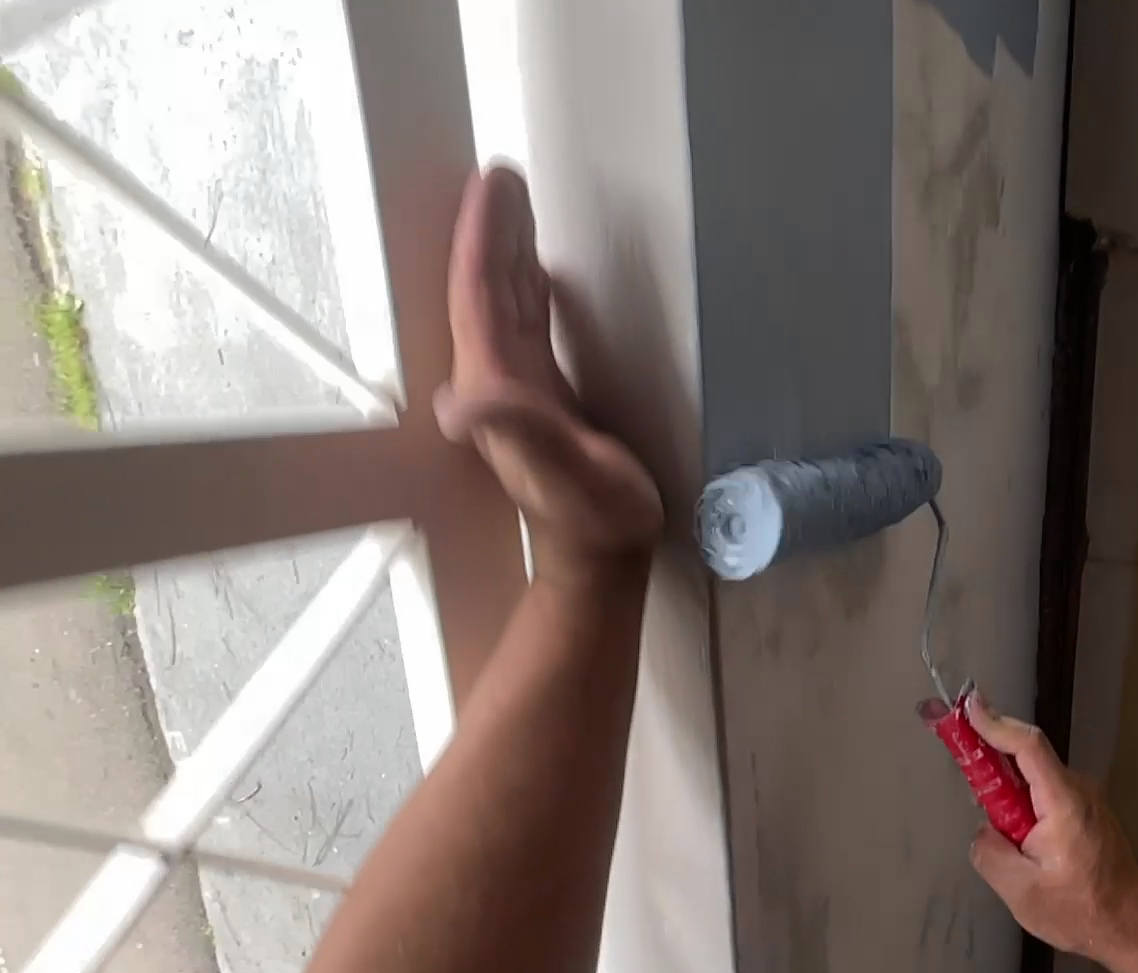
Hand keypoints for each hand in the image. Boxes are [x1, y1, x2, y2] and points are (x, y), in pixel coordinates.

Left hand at [437, 165, 663, 584]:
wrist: (601, 553)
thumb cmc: (600, 519)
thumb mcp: (571, 479)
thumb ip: (525, 437)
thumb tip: (459, 400)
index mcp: (498, 391)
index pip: (482, 301)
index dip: (486, 241)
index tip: (497, 189)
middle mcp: (497, 384)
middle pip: (488, 293)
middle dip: (494, 233)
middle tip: (505, 179)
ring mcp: (518, 391)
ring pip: (506, 306)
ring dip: (510, 255)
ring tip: (518, 209)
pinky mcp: (544, 399)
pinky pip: (529, 329)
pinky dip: (529, 291)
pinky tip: (538, 276)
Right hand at [966, 695, 1137, 966]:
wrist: (1136, 926)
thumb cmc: (1082, 912)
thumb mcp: (1021, 893)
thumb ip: (990, 852)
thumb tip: (983, 828)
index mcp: (1064, 802)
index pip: (1028, 746)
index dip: (996, 723)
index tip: (967, 706)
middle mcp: (1078, 788)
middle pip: (1027, 757)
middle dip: (991, 757)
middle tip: (960, 759)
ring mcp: (1085, 796)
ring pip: (1034, 778)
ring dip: (1008, 790)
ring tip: (1000, 833)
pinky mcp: (1086, 809)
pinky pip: (1045, 792)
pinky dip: (1024, 803)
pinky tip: (1019, 840)